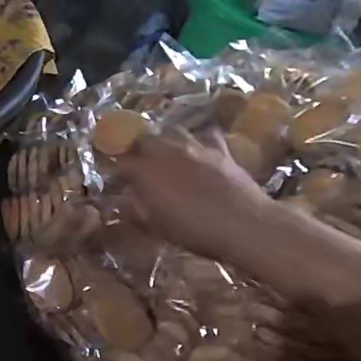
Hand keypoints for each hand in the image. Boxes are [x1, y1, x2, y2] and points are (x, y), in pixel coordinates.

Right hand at [112, 130, 269, 257]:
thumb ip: (135, 211)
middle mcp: (167, 151)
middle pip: (144, 138)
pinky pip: (204, 136)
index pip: (121, 161)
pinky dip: (197, 141)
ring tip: (164, 152)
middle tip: (138, 163)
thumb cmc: (194, 230)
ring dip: (164, 139)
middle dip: (137, 147)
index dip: (117, 170)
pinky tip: (198, 151)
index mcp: (145, 171)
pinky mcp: (220, 149)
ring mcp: (195, 146)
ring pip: (172, 130)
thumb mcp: (156, 227)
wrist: (244, 224)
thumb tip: (124, 202)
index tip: (117, 181)